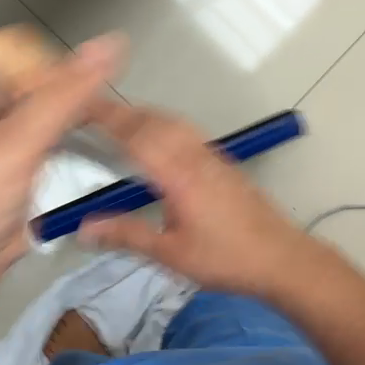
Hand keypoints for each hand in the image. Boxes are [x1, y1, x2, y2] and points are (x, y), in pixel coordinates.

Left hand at [0, 38, 119, 353]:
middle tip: (95, 114)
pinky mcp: (0, 183)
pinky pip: (37, 154)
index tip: (78, 91)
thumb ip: (65, 97)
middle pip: (24, 87)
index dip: (46, 65)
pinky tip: (81, 162)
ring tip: (95, 135)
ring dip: (64, 128)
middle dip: (61, 98)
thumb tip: (111, 45)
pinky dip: (60, 155)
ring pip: (34, 122)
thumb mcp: (16, 146)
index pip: (7, 54)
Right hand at [78, 103, 328, 301]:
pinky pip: (188, 132)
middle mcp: (195, 156)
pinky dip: (165, 125)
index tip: (81, 106)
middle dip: (122, 112)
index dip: (106, 117)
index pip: (135, 135)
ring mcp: (213, 157)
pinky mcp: (225, 164)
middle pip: (154, 121)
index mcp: (177, 174)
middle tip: (92, 112)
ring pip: (174, 123)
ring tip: (120, 122)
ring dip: (144, 116)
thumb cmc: (225, 259)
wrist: (282, 259)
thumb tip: (83, 228)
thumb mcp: (170, 254)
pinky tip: (160, 141)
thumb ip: (127, 235)